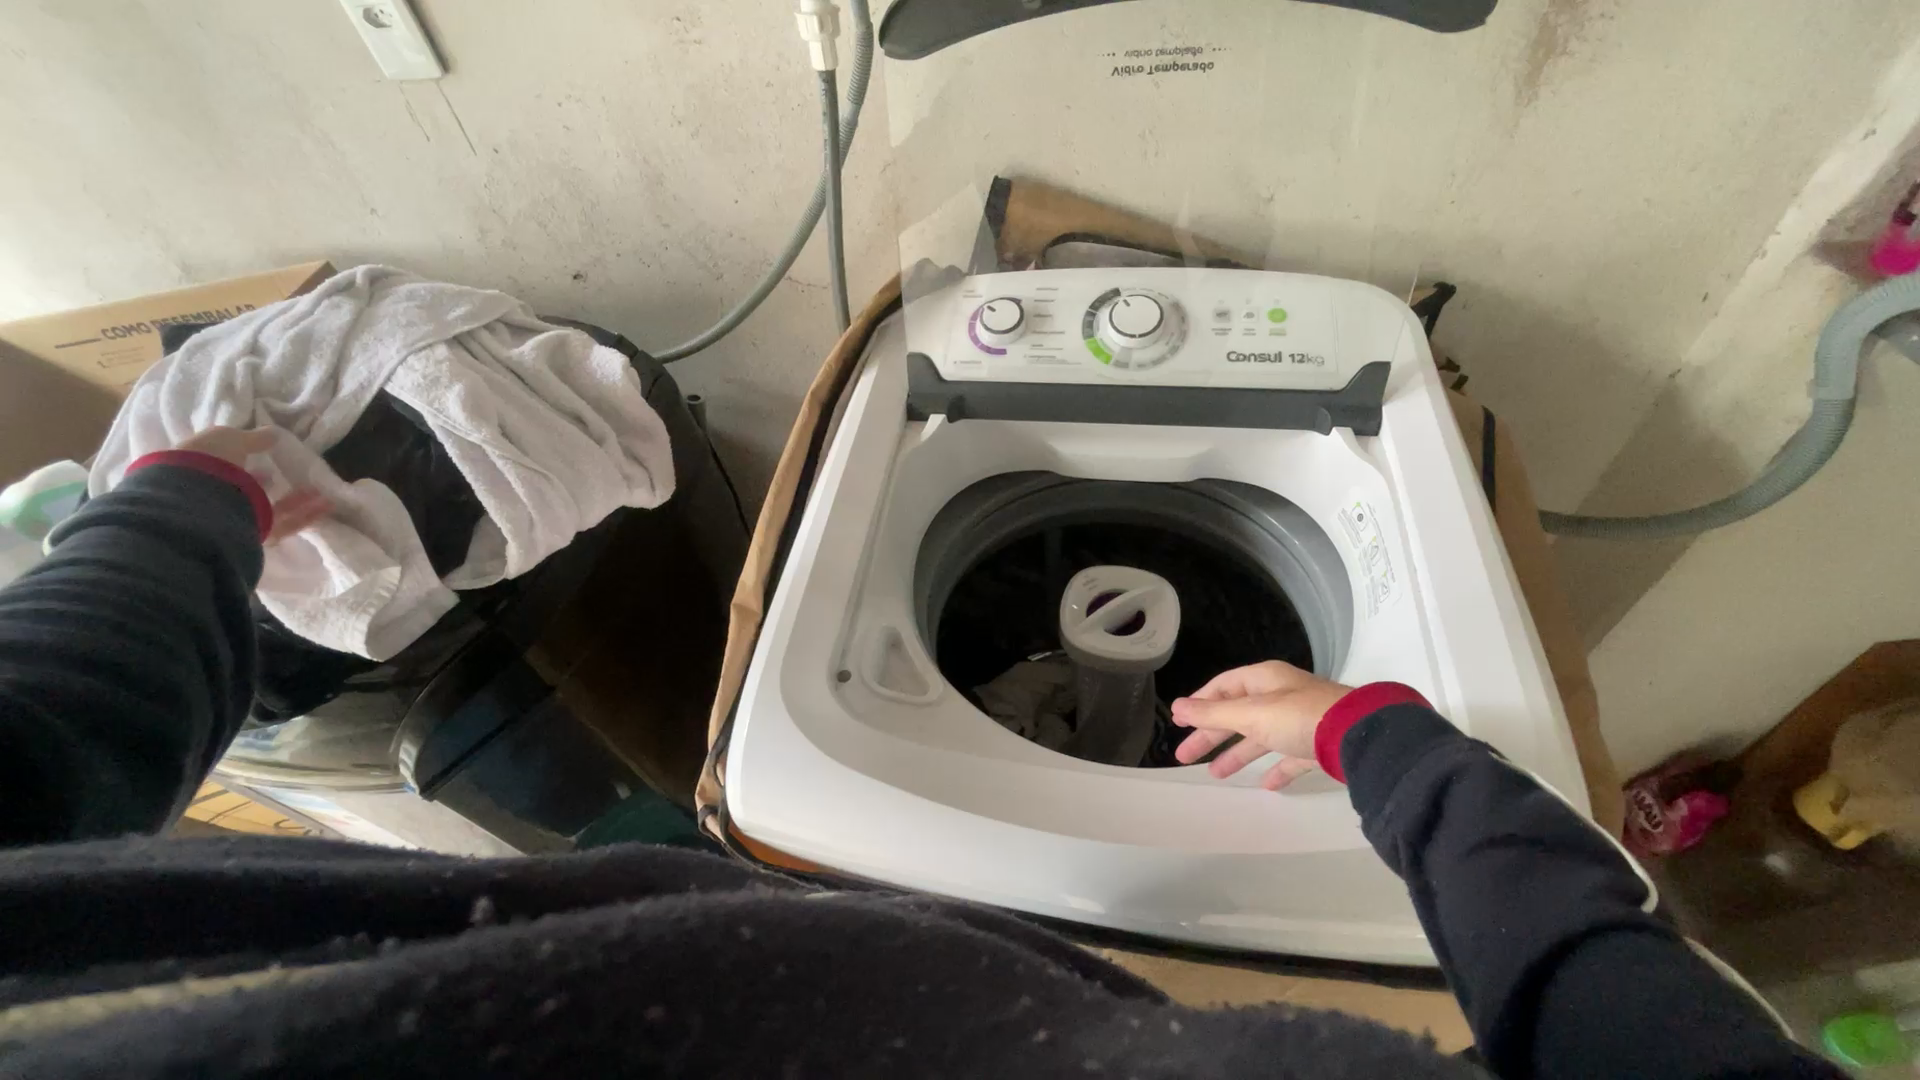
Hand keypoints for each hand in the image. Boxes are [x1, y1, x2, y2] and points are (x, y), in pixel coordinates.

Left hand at [174, 427, 331, 543]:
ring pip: (272, 508)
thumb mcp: (228, 439)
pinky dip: (308, 514)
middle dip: (270, 483)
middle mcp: (216, 498)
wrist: (200, 501)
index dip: (245, 460)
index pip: (224, 467)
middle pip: (248, 491)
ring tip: (320, 490)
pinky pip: (288, 523)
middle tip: (292, 473)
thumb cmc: (208, 464)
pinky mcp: (260, 534)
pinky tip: (326, 504)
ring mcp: (238, 518)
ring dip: (297, 500)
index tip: (265, 455)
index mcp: (200, 473)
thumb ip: (253, 438)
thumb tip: (273, 434)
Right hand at [1171, 660, 1354, 789]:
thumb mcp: (1249, 714)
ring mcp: (1300, 721)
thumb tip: (1177, 705)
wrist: (1359, 737)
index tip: (1179, 722)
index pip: (1223, 687)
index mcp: (1263, 680)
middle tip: (1185, 756)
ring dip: (1236, 754)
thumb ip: (1212, 713)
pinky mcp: (1317, 746)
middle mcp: (1280, 697)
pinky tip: (1265, 785)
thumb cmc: (1298, 717)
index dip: (1199, 703)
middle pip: (1237, 714)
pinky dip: (1276, 769)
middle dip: (1210, 735)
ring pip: (1259, 737)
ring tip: (1215, 775)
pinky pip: (1289, 756)